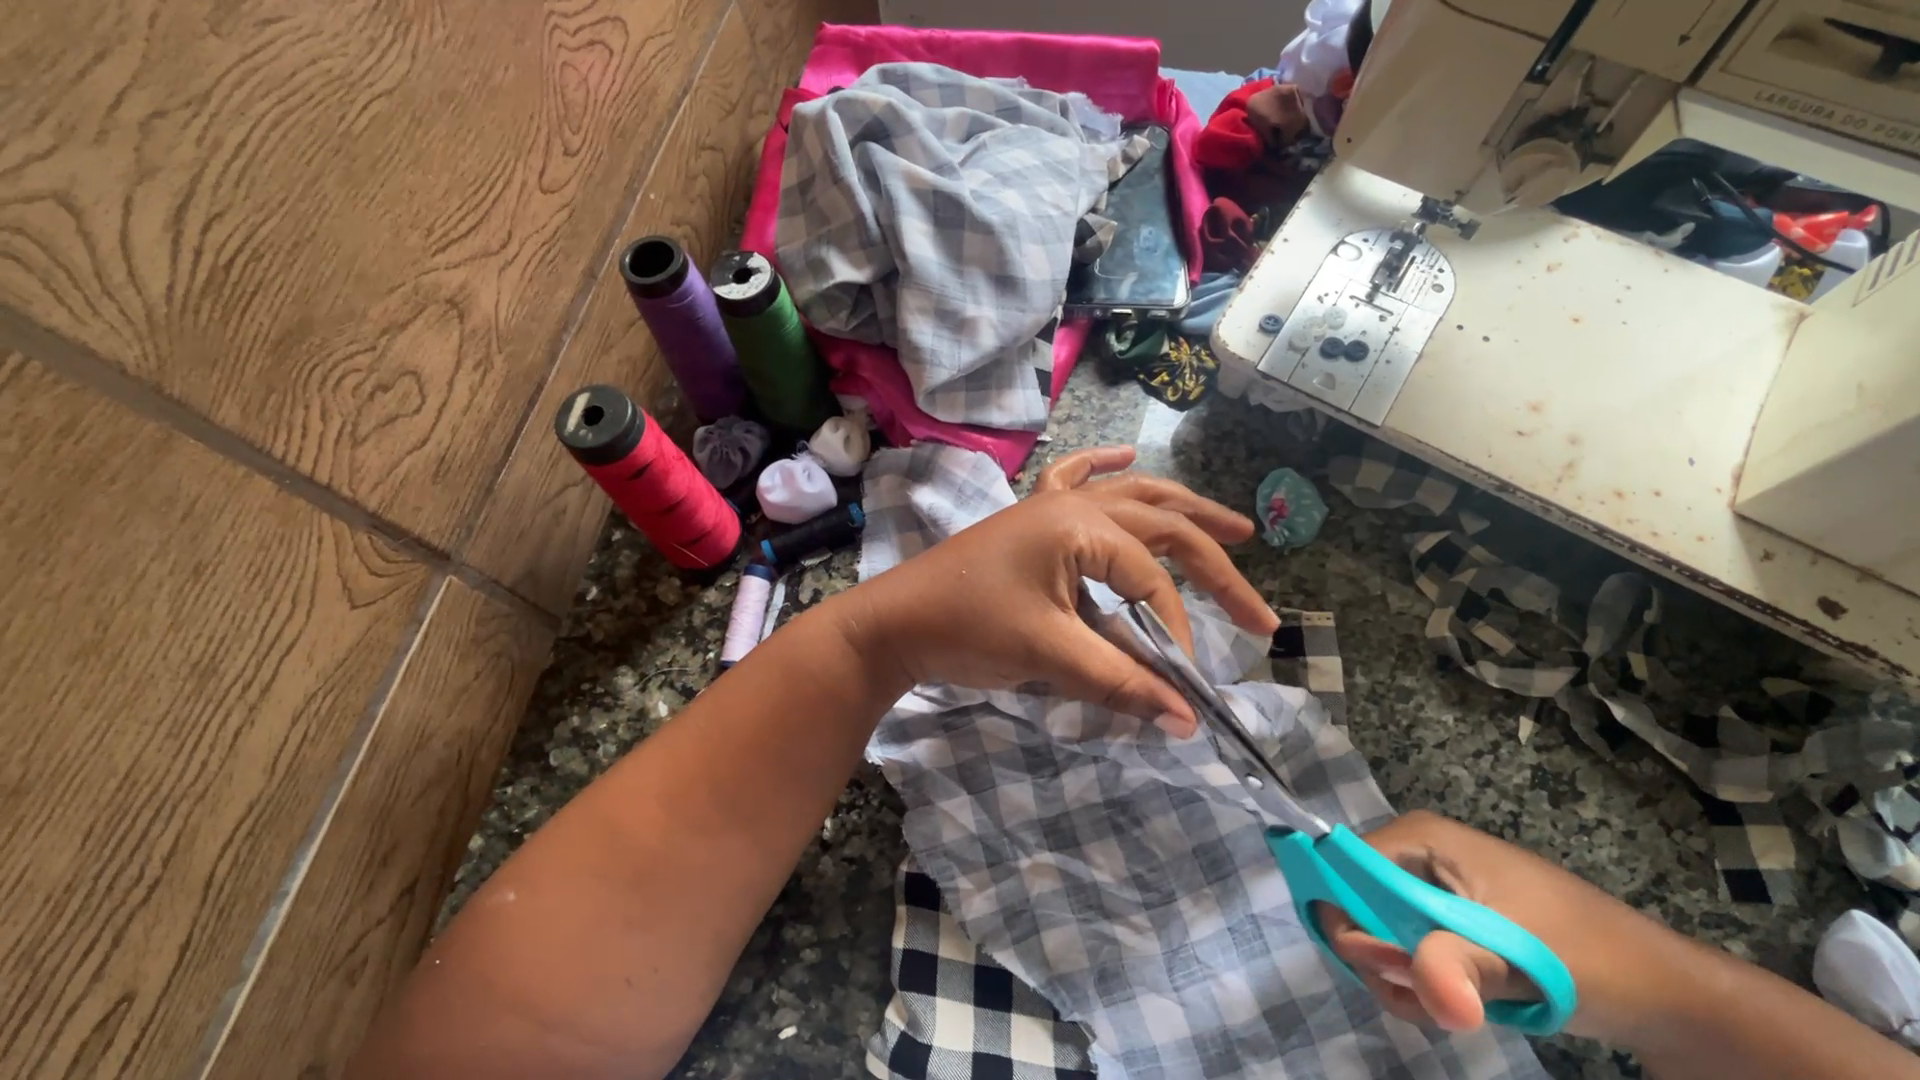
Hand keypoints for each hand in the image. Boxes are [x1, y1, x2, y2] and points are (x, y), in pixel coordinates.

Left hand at [843, 447, 1278, 734]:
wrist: (892, 622)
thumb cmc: (967, 630)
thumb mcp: (1049, 655)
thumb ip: (1121, 682)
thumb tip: (1187, 721)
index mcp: (1081, 527)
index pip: (1151, 583)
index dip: (1175, 636)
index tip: (1182, 684)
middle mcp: (1073, 505)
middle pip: (1163, 528)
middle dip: (1216, 571)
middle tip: (1260, 616)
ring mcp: (1048, 506)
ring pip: (1132, 497)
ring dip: (1183, 510)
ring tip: (1235, 528)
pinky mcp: (1028, 519)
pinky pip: (1071, 478)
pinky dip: (1102, 466)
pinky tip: (1124, 454)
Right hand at [1320, 811, 1693, 1043]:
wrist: (1660, 991)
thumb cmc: (1590, 957)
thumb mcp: (1522, 959)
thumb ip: (1459, 966)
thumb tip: (1423, 990)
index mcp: (1422, 837)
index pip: (1342, 868)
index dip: (1348, 918)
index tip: (1388, 968)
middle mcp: (1415, 852)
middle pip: (1352, 901)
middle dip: (1377, 957)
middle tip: (1423, 996)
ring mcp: (1429, 885)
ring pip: (1372, 931)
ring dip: (1398, 978)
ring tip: (1447, 1006)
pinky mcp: (1444, 917)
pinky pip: (1401, 946)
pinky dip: (1416, 982)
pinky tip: (1452, 1002)